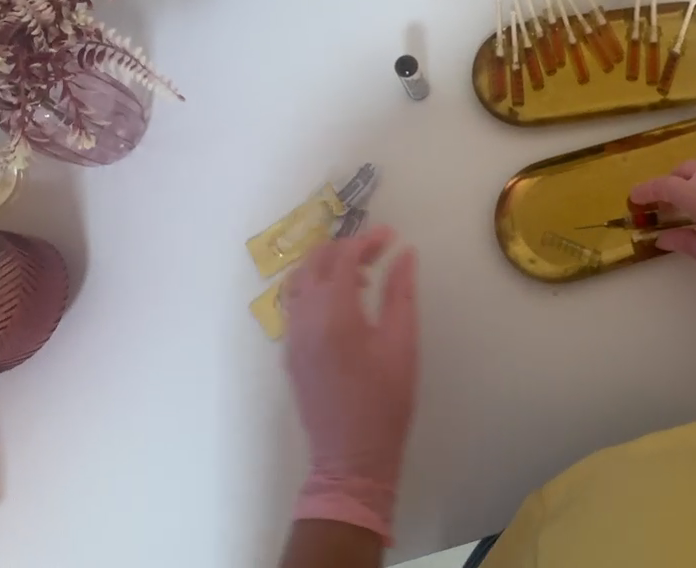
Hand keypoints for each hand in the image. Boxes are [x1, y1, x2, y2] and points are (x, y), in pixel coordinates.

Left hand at [282, 225, 418, 544]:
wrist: (351, 460)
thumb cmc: (386, 402)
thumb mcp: (403, 343)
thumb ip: (401, 292)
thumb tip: (405, 254)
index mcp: (334, 315)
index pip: (344, 258)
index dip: (368, 240)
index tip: (392, 236)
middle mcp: (305, 320)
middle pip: (314, 262)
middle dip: (345, 247)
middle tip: (379, 251)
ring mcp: (292, 337)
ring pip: (299, 281)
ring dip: (327, 266)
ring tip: (361, 274)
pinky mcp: (290, 354)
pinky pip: (296, 304)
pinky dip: (316, 288)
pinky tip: (344, 302)